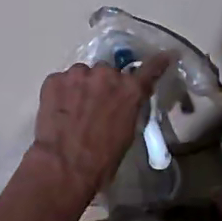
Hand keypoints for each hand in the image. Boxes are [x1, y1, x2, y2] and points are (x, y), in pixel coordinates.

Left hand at [29, 55, 174, 208]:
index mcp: (129, 90)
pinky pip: (61, 81)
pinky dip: (61, 93)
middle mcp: (106, 74)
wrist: (64, 165)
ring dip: (81, 86)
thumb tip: (122, 102)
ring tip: (73, 110)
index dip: (158, 62)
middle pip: (107, 72)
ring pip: (82, 74)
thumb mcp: (126, 133)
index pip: (149, 69)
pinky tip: (58, 111)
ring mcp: (78, 74)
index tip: (166, 55)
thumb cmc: (102, 158)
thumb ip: (128, 107)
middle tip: (95, 105)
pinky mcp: (54, 79)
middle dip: (103, 84)